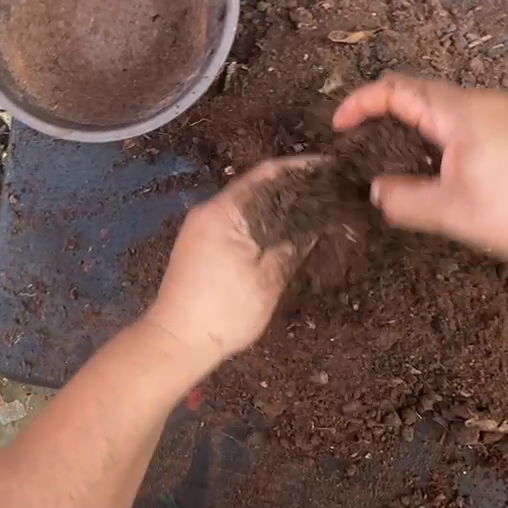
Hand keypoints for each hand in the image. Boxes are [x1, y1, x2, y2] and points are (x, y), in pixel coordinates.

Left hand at [142, 158, 310, 368]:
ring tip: (313, 207)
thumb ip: (293, 245)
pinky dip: (261, 221)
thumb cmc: (224, 310)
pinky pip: (236, 220)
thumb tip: (319, 224)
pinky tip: (284, 229)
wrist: (177, 341)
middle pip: (256, 187)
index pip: (266, 174)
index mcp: (224, 211)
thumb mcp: (268, 278)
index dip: (299, 168)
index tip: (330, 167)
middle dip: (291, 187)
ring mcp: (201, 226)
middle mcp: (209, 210)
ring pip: (246, 205)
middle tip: (328, 190)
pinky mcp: (199, 243)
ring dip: (276, 205)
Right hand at [333, 74, 507, 273]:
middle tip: (361, 141)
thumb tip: (377, 190)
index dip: (360, 103)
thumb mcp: (452, 211)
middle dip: (383, 111)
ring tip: (395, 156)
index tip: (337, 127)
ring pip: (445, 108)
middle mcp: (482, 103)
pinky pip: (466, 121)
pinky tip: (443, 169)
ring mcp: (507, 115)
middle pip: (419, 92)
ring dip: (412, 124)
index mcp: (459, 112)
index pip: (396, 89)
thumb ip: (404, 199)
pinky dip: (438, 134)